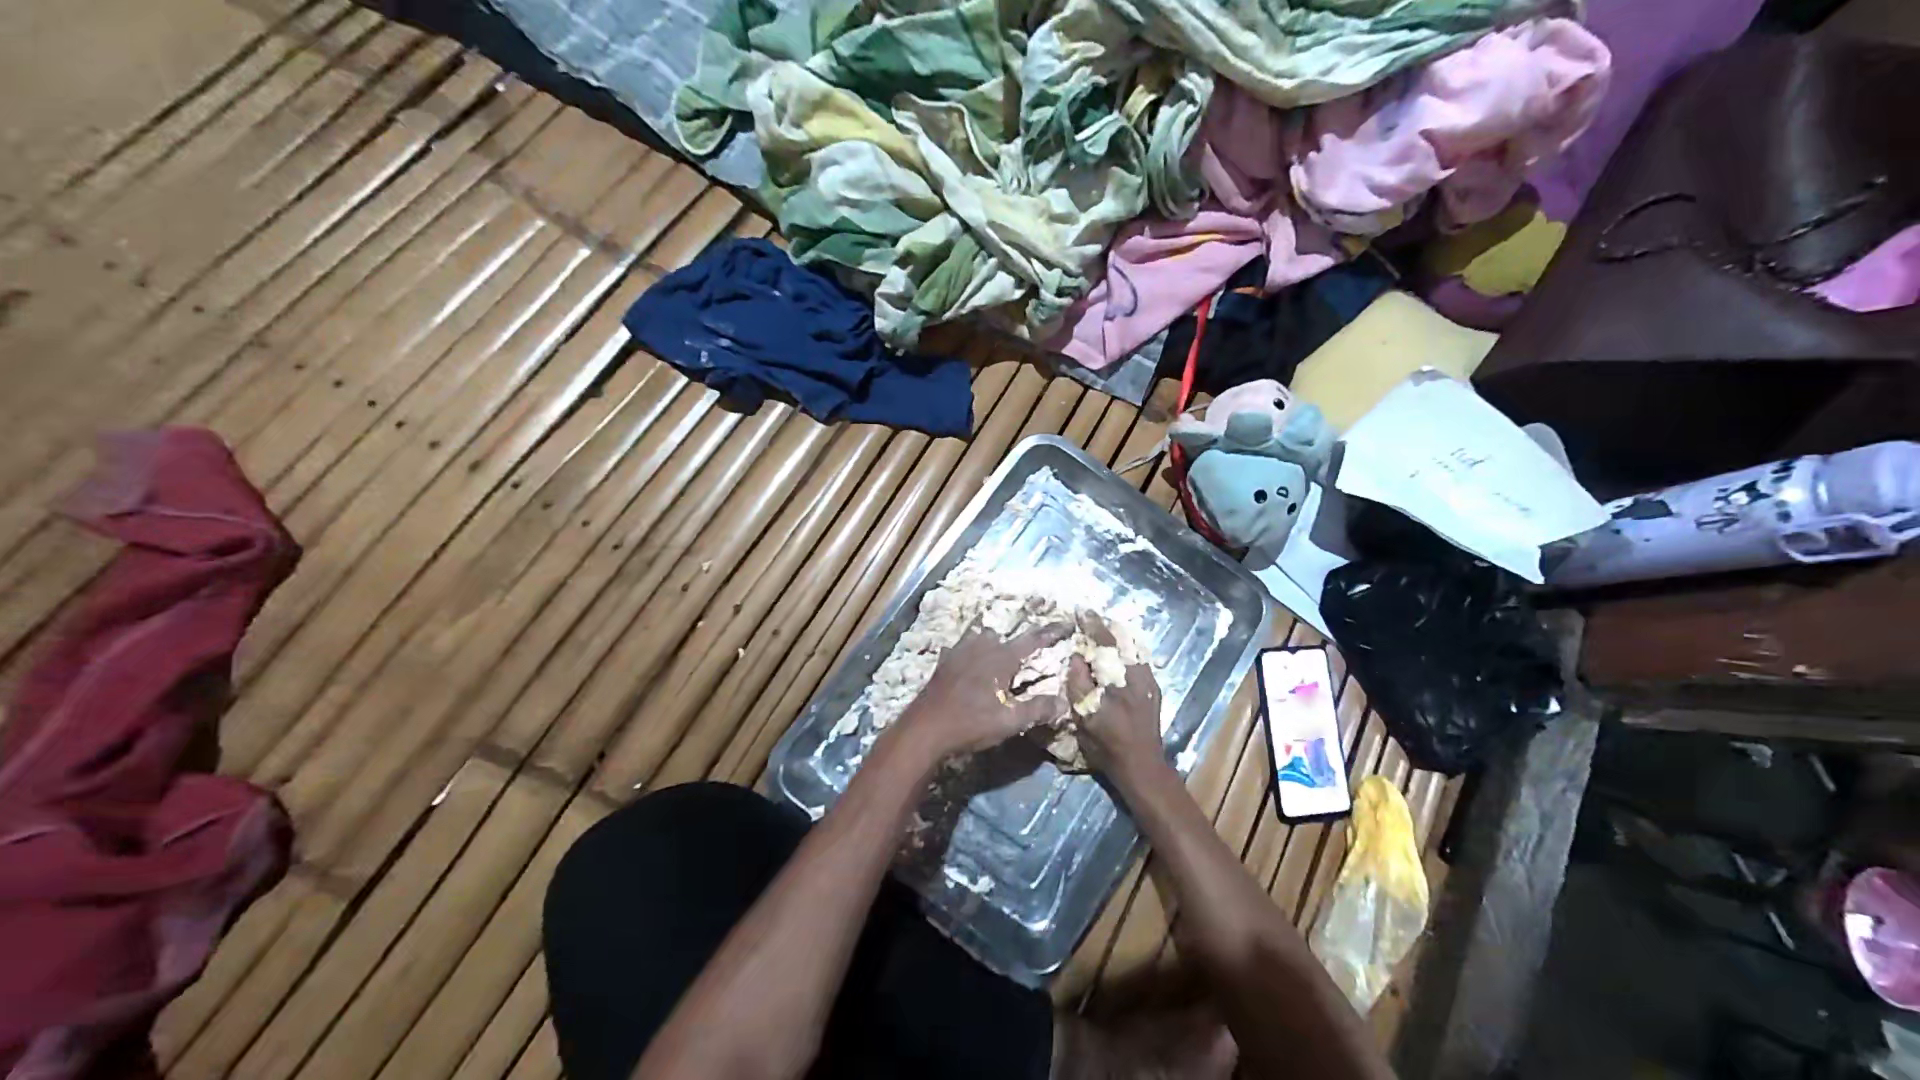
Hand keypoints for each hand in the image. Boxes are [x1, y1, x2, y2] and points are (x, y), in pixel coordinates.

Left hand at [895, 621, 1073, 760]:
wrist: (924, 729)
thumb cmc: (970, 724)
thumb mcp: (1009, 722)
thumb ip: (1037, 709)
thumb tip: (1062, 701)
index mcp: (1000, 658)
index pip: (1032, 640)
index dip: (1051, 632)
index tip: (1067, 623)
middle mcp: (980, 648)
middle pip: (1004, 634)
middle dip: (1018, 638)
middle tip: (1029, 648)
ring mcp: (959, 652)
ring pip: (980, 636)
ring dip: (992, 641)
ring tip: (999, 651)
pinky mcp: (944, 662)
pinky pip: (961, 647)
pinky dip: (969, 649)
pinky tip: (968, 659)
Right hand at [1066, 618, 1163, 778]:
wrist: (1141, 765)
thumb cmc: (1107, 744)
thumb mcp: (1084, 715)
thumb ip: (1078, 683)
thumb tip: (1077, 656)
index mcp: (1118, 680)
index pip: (1103, 643)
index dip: (1091, 626)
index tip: (1080, 611)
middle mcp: (1137, 675)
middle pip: (1121, 640)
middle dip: (1104, 627)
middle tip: (1089, 617)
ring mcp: (1149, 681)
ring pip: (1133, 648)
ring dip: (1116, 636)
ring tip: (1102, 627)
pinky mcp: (1153, 689)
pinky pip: (1139, 659)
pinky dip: (1127, 649)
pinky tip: (1119, 649)